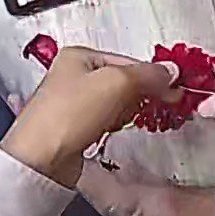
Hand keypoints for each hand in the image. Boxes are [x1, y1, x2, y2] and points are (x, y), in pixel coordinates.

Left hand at [2, 46, 181, 186]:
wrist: (42, 159)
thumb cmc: (70, 114)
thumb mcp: (117, 83)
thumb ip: (148, 74)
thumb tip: (172, 71)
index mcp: (80, 55)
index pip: (129, 60)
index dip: (152, 75)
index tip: (172, 89)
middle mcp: (74, 75)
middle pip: (124, 81)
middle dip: (138, 95)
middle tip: (150, 106)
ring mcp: (74, 102)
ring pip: (117, 102)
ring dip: (126, 112)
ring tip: (120, 120)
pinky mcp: (76, 126)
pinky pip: (107, 120)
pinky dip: (115, 124)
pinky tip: (111, 130)